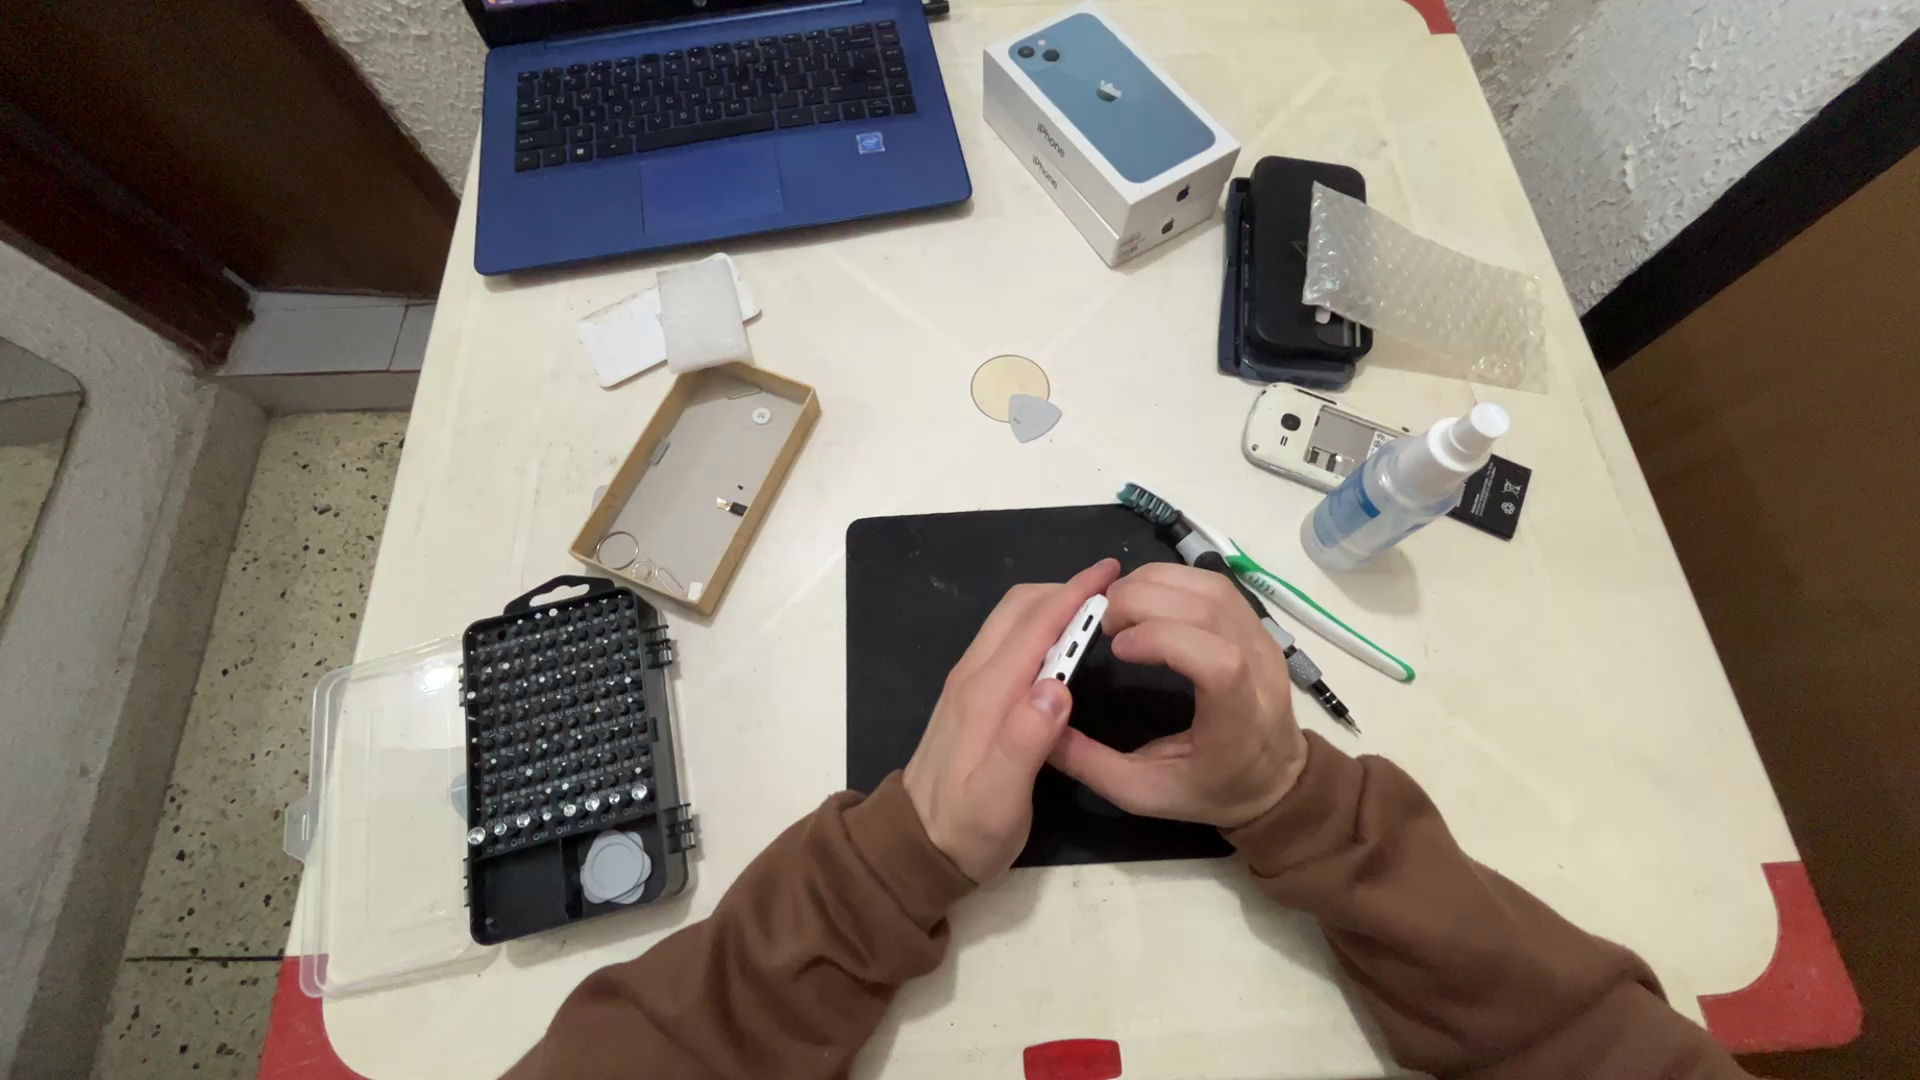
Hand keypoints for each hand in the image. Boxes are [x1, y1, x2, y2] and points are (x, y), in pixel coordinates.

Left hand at [904, 558, 1121, 882]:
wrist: (913, 844)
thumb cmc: (966, 828)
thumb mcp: (999, 800)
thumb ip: (1025, 742)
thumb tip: (1057, 686)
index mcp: (986, 694)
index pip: (1035, 626)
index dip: (1074, 594)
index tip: (1110, 572)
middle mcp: (973, 675)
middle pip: (1018, 608)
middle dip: (1063, 588)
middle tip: (1109, 588)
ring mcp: (965, 680)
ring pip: (1008, 619)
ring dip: (1048, 602)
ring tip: (1090, 607)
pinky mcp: (966, 692)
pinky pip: (1003, 637)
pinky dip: (1035, 622)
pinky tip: (1058, 640)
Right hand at [1048, 563, 1307, 828]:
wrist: (1276, 780)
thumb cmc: (1210, 788)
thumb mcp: (1143, 793)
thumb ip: (1089, 763)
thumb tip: (1042, 722)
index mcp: (1239, 722)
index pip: (1220, 662)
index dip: (1165, 638)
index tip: (1118, 648)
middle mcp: (1260, 671)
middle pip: (1209, 610)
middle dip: (1144, 601)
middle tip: (1103, 620)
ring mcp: (1262, 641)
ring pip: (1210, 587)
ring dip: (1154, 582)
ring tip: (1117, 604)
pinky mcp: (1254, 624)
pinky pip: (1213, 584)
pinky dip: (1170, 579)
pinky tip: (1142, 595)